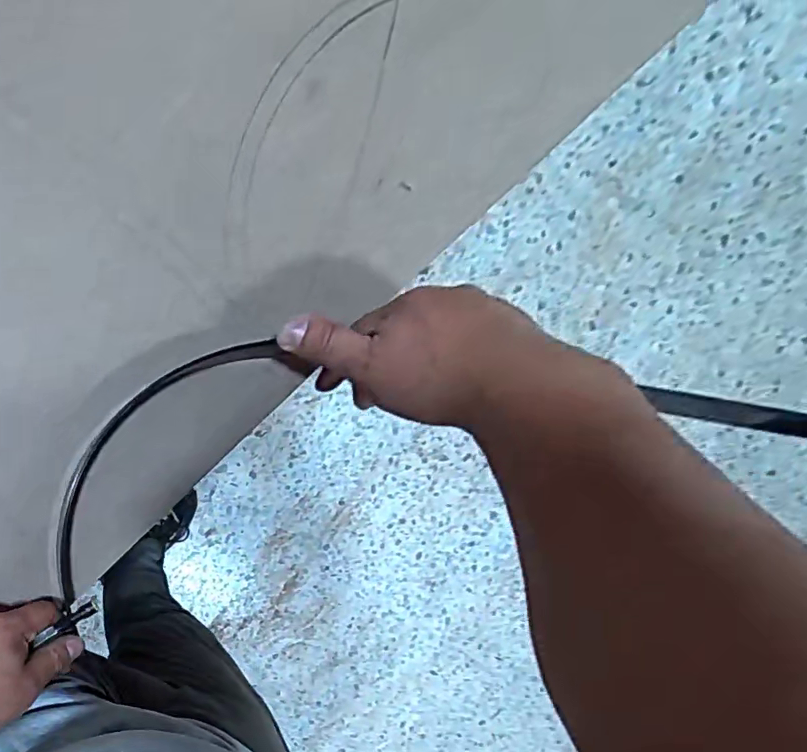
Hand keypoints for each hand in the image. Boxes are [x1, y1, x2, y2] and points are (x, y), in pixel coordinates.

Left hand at [0, 600, 83, 742]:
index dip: (60, 623)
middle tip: (32, 666)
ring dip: (9, 641)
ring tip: (6, 672)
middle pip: (20, 616)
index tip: (62, 643)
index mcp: (6, 624)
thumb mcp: (28, 684)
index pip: (45, 609)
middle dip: (31, 636)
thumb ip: (53, 659)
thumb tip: (74, 643)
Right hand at [276, 285, 610, 430]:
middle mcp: (443, 298)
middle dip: (378, 363)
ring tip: (414, 394)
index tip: (334, 386)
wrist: (519, 390)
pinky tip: (449, 383)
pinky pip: (464, 343)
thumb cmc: (439, 380)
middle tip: (374, 397)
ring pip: (428, 337)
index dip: (341, 361)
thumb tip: (288, 327)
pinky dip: (449, 361)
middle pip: (393, 332)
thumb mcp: (365, 364)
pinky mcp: (507, 329)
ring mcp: (480, 311)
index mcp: (406, 305)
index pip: (358, 330)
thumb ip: (325, 344)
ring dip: (413, 362)